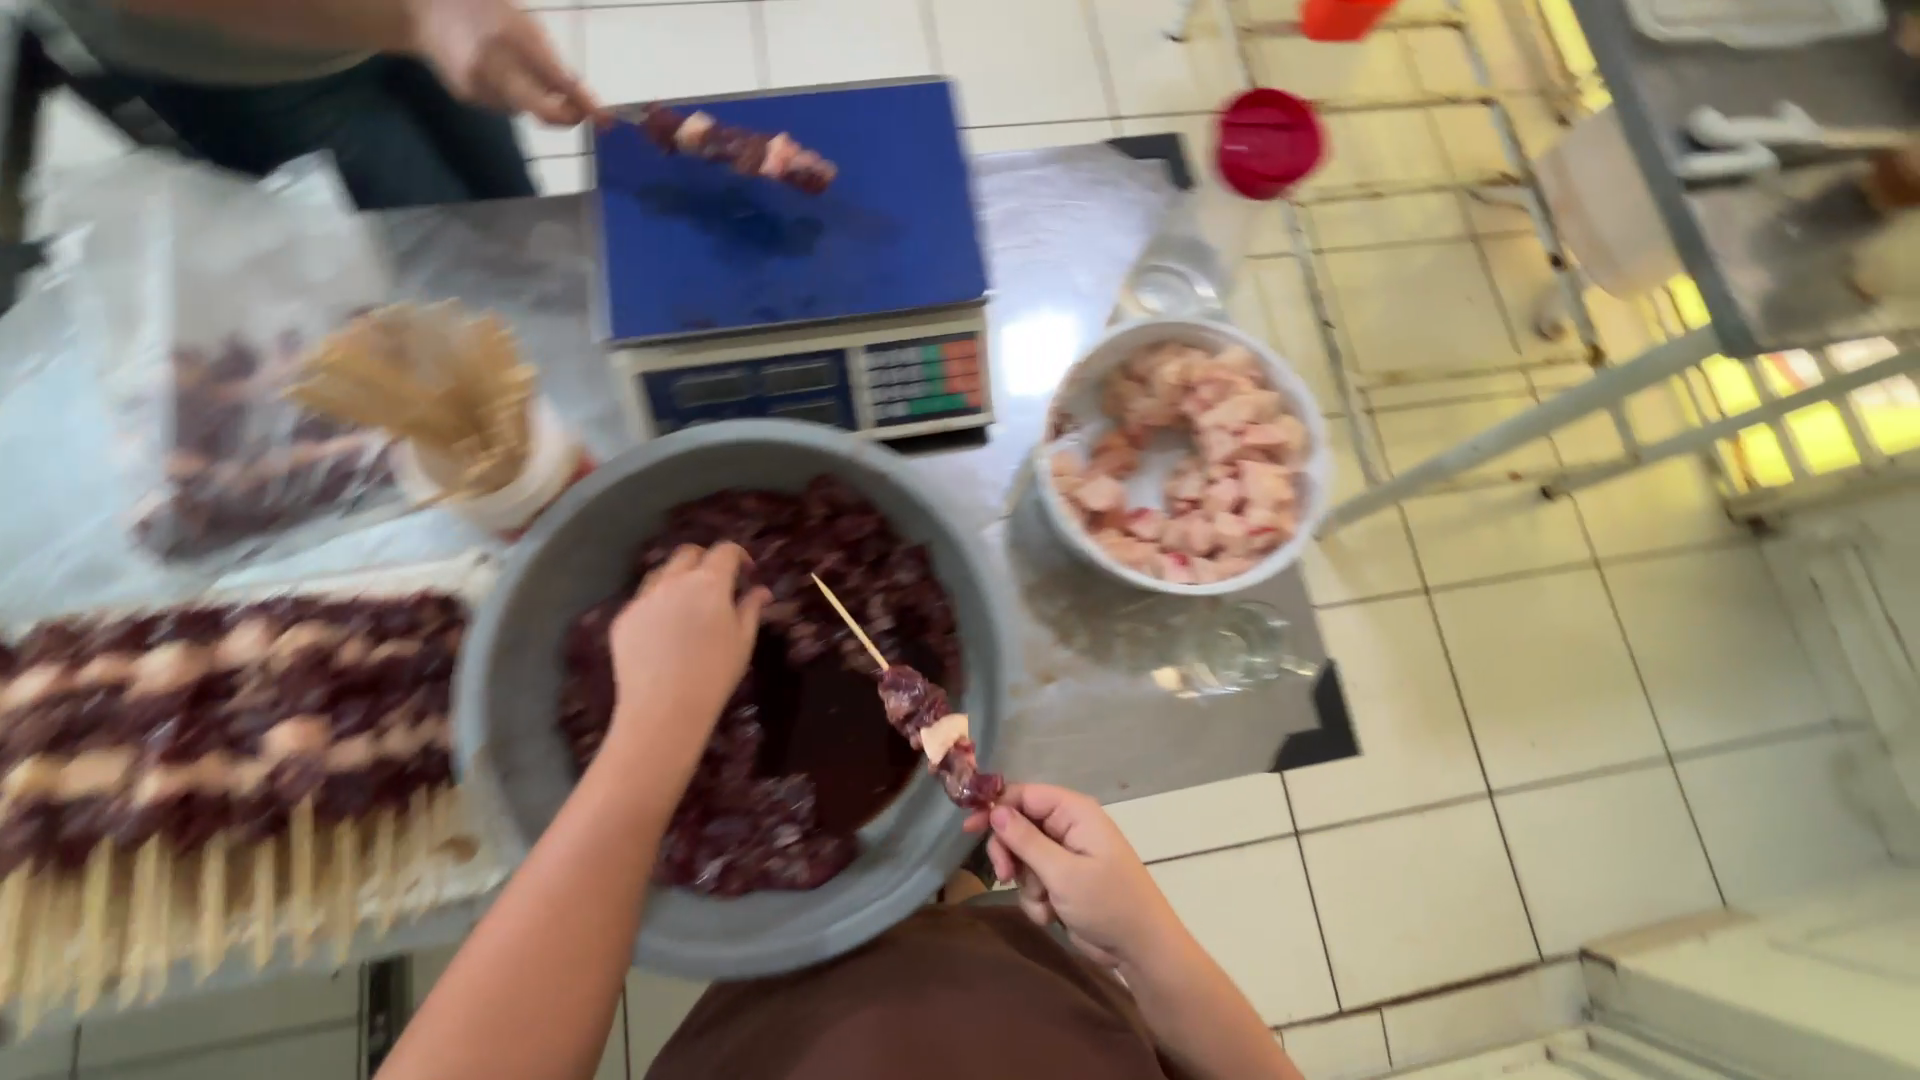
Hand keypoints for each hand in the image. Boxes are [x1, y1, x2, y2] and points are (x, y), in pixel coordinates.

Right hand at [407, 0, 600, 124]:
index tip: (605, 119)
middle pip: (544, 111)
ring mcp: (478, 83)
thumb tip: (582, 97)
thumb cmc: (484, 10)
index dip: (584, 104)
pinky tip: (497, 72)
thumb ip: (551, 60)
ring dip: (536, 99)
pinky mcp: (466, 95)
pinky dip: (512, 96)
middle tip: (578, 110)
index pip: (559, 81)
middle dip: (567, 116)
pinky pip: (504, 106)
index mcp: (514, 36)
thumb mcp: (523, 24)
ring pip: (526, 108)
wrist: (423, 8)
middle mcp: (495, 65)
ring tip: (520, 69)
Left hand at [603, 543, 768, 770]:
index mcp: (709, 583)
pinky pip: (643, 600)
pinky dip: (658, 605)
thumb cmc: (714, 674)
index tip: (746, 572)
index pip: (725, 551)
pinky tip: (664, 633)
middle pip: (688, 553)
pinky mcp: (623, 618)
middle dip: (706, 561)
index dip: (739, 556)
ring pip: (662, 573)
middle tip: (717, 584)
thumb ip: (750, 608)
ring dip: (679, 578)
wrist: (664, 709)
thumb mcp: (743, 641)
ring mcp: (644, 598)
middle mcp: (674, 581)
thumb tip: (760, 591)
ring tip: (688, 606)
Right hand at [963, 784, 1185, 969]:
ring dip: (1026, 883)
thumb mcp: (1063, 872)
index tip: (970, 826)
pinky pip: (1032, 881)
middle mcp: (1068, 827)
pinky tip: (1052, 914)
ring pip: (1022, 858)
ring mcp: (1065, 855)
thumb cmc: (1108, 903)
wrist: (1140, 950)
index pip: (1025, 794)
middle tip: (1003, 875)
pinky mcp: (1062, 881)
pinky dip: (1036, 899)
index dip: (997, 807)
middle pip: (1018, 825)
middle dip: (1010, 854)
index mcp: (1075, 812)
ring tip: (1044, 902)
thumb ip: (1026, 840)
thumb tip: (995, 810)